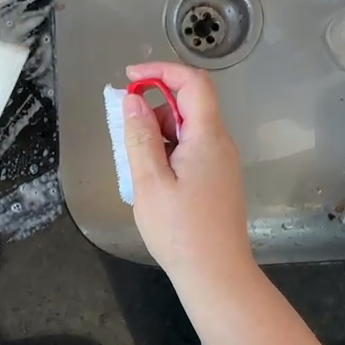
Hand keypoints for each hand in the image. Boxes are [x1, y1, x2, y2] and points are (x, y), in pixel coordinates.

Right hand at [119, 61, 253, 281]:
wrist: (215, 272)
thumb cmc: (180, 230)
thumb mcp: (149, 183)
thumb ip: (140, 139)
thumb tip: (133, 102)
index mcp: (207, 137)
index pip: (193, 83)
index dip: (161, 71)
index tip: (129, 78)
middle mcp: (220, 143)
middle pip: (190, 105)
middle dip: (154, 106)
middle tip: (124, 129)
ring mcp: (221, 163)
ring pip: (188, 130)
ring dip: (158, 132)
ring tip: (135, 163)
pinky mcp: (216, 180)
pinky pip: (190, 150)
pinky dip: (167, 151)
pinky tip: (151, 178)